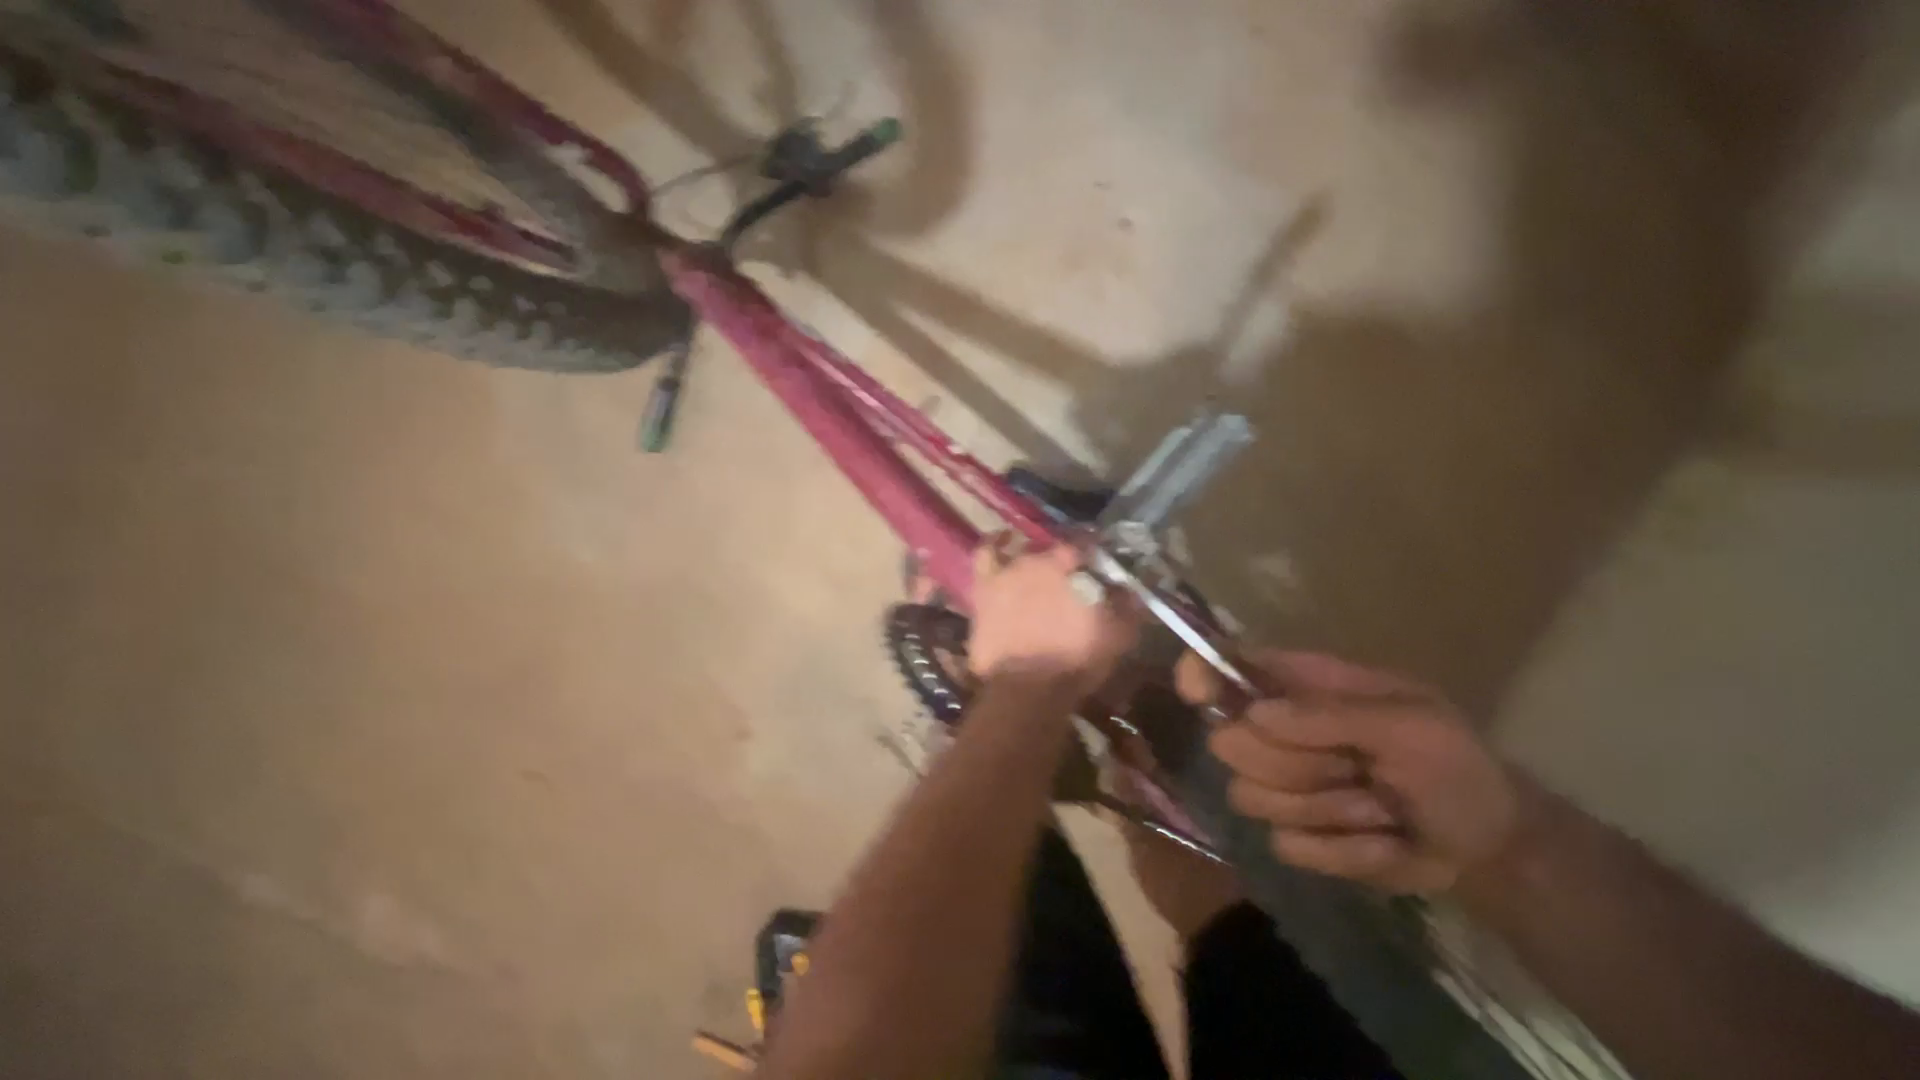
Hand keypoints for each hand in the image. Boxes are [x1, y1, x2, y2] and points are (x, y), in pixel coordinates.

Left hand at [967, 546, 1138, 692]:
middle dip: (1067, 556)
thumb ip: (1128, 607)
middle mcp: (1040, 558)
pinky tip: (1003, 542)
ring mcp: (1009, 570)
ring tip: (1040, 563)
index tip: (1102, 562)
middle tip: (1074, 572)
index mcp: (1074, 565)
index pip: (1089, 543)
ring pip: (1024, 547)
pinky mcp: (984, 586)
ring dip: (1034, 552)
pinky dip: (996, 544)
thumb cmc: (1075, 664)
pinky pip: (987, 553)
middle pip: (1055, 546)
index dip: (1096, 551)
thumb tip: (1133, 588)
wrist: (1027, 689)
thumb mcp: (1117, 637)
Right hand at [1178, 650, 1521, 894]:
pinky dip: (1341, 849)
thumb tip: (1254, 712)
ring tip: (1378, 805)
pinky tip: (1380, 840)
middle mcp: (1284, 731)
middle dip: (1294, 764)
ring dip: (1326, 809)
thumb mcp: (1412, 726)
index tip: (1197, 694)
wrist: (1488, 847)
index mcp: (1309, 686)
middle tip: (1355, 766)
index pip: (1232, 665)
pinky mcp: (1297, 836)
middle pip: (1231, 742)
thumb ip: (1332, 713)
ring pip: (1251, 797)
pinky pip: (1285, 844)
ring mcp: (1286, 786)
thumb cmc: (1457, 767)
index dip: (1204, 672)